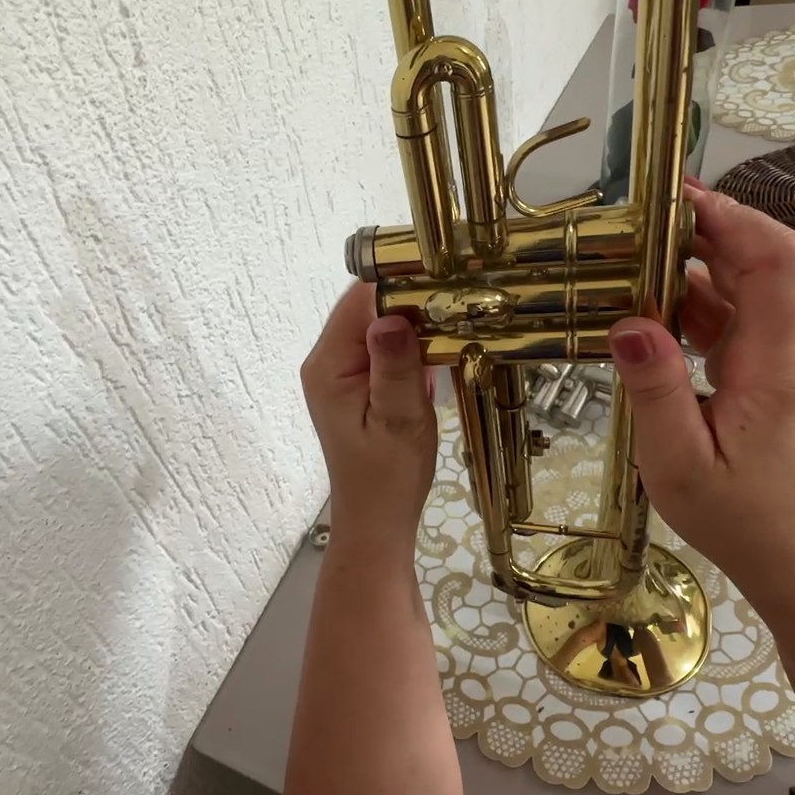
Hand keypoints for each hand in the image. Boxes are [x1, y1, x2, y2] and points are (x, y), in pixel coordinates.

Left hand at [301, 284, 437, 547]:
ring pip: (382, 323)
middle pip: (370, 307)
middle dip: (415, 298)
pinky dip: (415, 341)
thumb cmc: (388, 476)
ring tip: (463, 311)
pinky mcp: (361, 381)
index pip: (361, 301)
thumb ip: (394, 367)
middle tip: (465, 293)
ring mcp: (343, 370)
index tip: (448, 276)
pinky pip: (387, 346)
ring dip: (419, 319)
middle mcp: (328, 360)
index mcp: (329, 364)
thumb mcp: (397, 420)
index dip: (402, 283)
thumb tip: (391, 316)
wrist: (377, 518)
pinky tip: (446, 342)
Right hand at [606, 183, 794, 576]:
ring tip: (635, 250)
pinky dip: (694, 296)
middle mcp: (788, 348)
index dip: (734, 219)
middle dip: (706, 228)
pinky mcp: (766, 367)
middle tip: (639, 217)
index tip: (679, 198)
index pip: (775, 264)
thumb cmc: (733, 514)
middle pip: (761, 262)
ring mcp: (780, 356)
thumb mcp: (679, 462)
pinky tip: (652, 298)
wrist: (783, 549)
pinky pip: (733, 314)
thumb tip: (630, 324)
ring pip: (744, 284)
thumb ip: (658, 391)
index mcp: (775, 365)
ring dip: (695, 259)